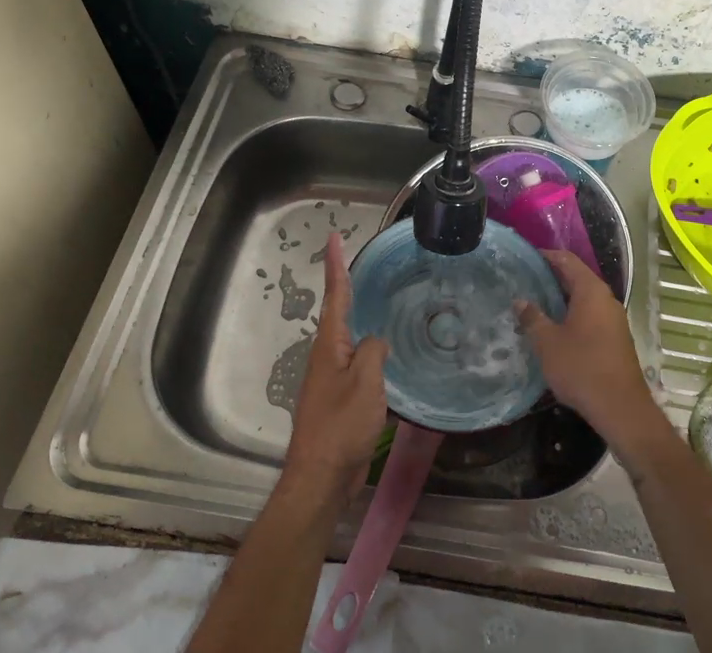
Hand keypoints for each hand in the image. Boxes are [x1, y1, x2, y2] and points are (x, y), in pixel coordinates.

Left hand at [283, 232, 388, 500]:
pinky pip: (359, 364)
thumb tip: (376, 341)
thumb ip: (374, 351)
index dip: (336, 265)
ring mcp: (332, 379)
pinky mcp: (341, 399)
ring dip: (364, 320)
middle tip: (369, 265)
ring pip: (352, 340)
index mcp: (329, 346)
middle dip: (351, 288)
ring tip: (385, 303)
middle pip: (341, 314)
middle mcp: (327, 356)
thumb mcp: (366, 382)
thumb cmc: (342, 425)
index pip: (336, 295)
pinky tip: (389, 355)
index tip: (334, 236)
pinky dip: (373, 352)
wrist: (322, 476)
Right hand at [515, 251, 661, 448]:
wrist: (620, 407)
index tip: (523, 257)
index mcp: (591, 291)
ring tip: (533, 304)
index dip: (545, 256)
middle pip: (576, 278)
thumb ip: (533, 318)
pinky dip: (571, 315)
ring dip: (560, 299)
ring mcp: (613, 320)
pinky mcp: (614, 338)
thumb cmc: (581, 368)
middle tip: (522, 281)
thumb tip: (521, 301)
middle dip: (551, 278)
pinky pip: (589, 316)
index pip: (567, 260)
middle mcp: (606, 299)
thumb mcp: (548, 343)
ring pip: (583, 299)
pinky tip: (553, 328)